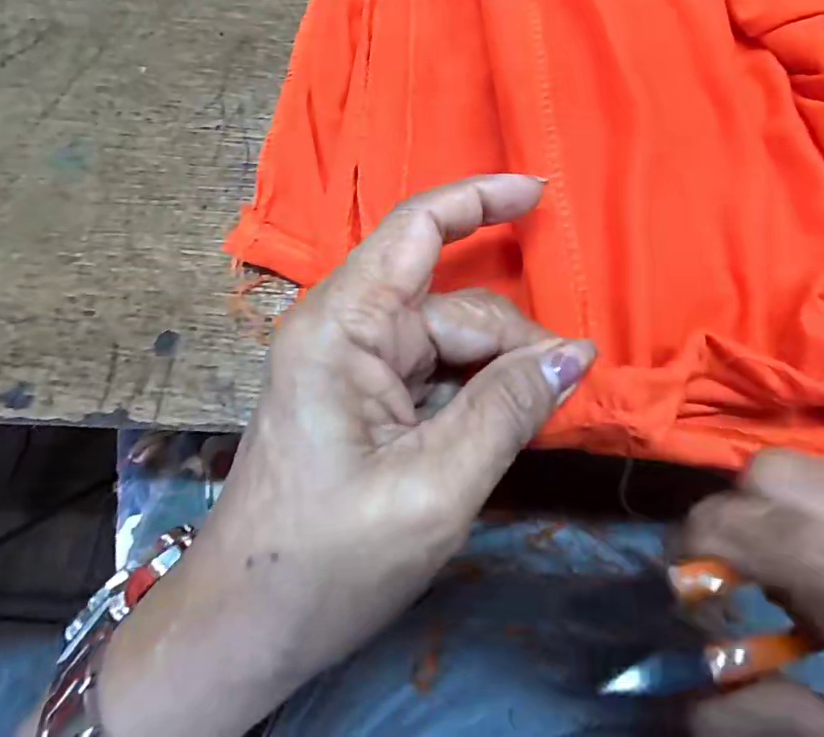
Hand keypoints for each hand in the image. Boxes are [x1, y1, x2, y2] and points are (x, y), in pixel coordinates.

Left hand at [98, 174, 594, 736]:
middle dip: (513, 342)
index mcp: (343, 328)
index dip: (479, 199)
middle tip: (561, 392)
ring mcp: (359, 365)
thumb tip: (576, 354)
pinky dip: (480, 393)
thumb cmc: (327, 562)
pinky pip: (442, 374)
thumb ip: (507, 410)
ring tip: (534, 423)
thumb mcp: (434, 488)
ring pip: (455, 344)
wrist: (248, 632)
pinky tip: (504, 427)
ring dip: (501, 374)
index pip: (415, 230)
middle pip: (455, 305)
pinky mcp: (370, 397)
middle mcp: (349, 330)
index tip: (539, 192)